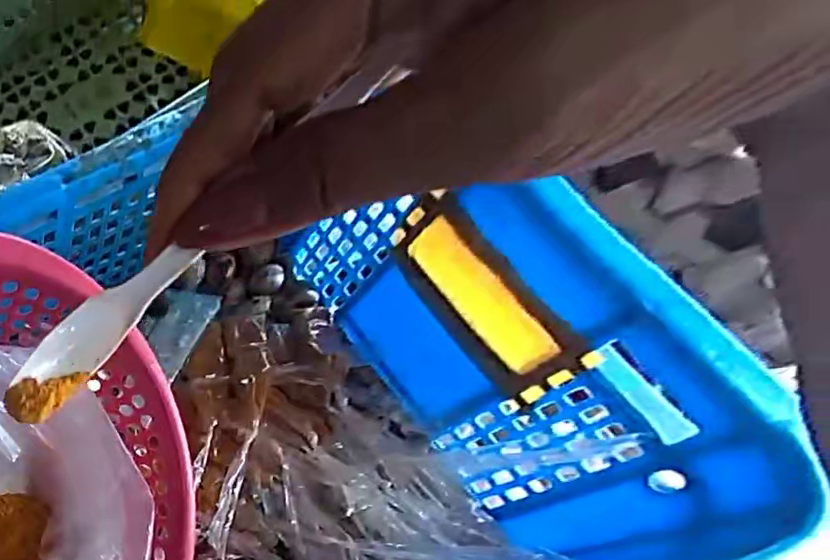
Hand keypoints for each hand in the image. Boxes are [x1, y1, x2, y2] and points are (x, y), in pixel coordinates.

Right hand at [148, 0, 829, 255]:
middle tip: (195, 253)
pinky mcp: (440, 5)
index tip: (157, 255)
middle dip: (219, 170)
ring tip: (235, 228)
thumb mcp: (485, 117)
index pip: (246, 82)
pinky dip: (307, 137)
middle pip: (258, 76)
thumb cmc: (680, 24)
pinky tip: (296, 175)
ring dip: (256, 159)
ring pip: (293, 78)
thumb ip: (328, 171)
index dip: (192, 175)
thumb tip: (207, 228)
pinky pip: (340, 76)